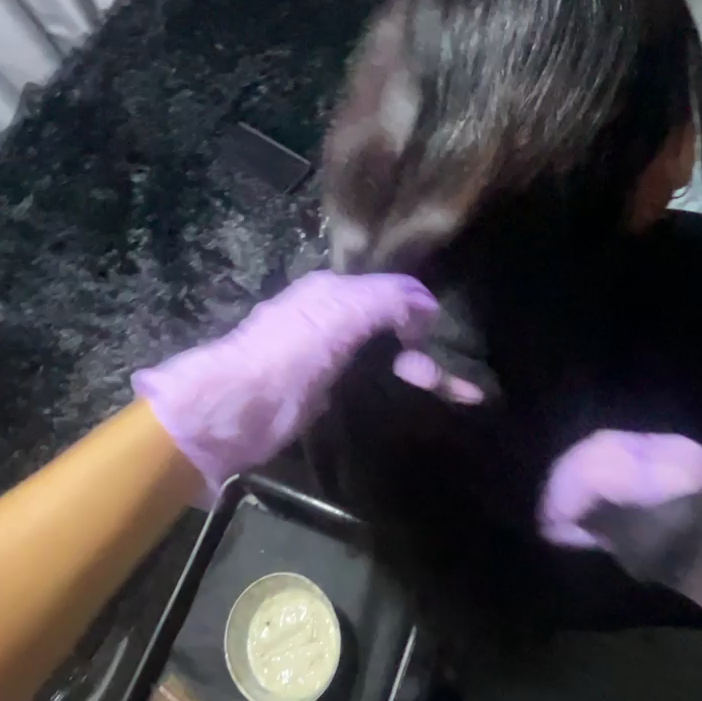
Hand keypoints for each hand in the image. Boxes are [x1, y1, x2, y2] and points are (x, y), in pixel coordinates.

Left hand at [132, 271, 438, 500]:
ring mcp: (327, 358)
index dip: (422, 311)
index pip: (390, 291)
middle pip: (391, 329)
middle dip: (427, 350)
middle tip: (465, 387)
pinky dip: (396, 394)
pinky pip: (369, 387)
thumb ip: (388, 298)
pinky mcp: (323, 394)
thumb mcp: (340, 311)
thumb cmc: (289, 352)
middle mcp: (331, 319)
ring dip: (420, 375)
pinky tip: (420, 407)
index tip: (450, 337)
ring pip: (384, 360)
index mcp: (331, 291)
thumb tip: (429, 305)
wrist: (236, 409)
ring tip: (461, 398)